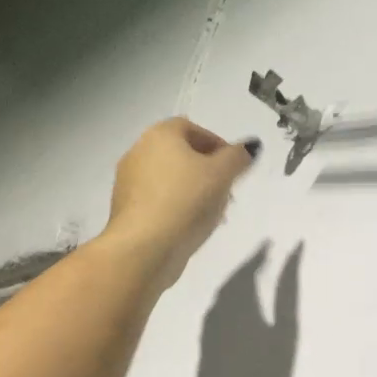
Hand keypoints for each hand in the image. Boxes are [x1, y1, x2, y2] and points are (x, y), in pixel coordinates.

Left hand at [101, 118, 258, 290]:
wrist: (143, 248)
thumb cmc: (185, 201)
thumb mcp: (222, 175)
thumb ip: (238, 157)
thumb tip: (250, 146)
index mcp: (159, 135)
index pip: (192, 128)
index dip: (217, 145)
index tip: (234, 168)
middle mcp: (138, 151)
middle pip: (180, 155)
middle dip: (208, 172)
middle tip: (227, 193)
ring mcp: (128, 182)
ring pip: (170, 180)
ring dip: (193, 192)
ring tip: (212, 215)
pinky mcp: (126, 210)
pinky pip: (158, 201)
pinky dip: (176, 208)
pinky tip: (190, 228)